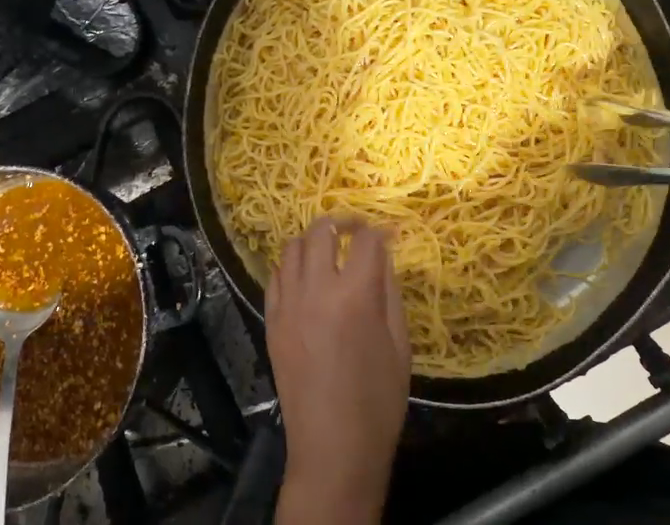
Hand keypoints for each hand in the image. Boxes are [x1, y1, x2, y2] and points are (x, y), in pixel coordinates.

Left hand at [266, 217, 410, 524]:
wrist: (333, 447)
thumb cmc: (378, 401)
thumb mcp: (399, 344)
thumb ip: (389, 292)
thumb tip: (382, 254)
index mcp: (356, 296)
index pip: (366, 240)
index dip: (380, 231)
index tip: (389, 233)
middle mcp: (317, 290)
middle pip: (322, 231)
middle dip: (342, 222)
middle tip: (356, 230)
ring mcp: (288, 304)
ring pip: (293, 248)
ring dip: (313, 240)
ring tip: (329, 248)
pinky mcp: (271, 321)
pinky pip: (276, 276)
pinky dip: (291, 266)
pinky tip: (304, 274)